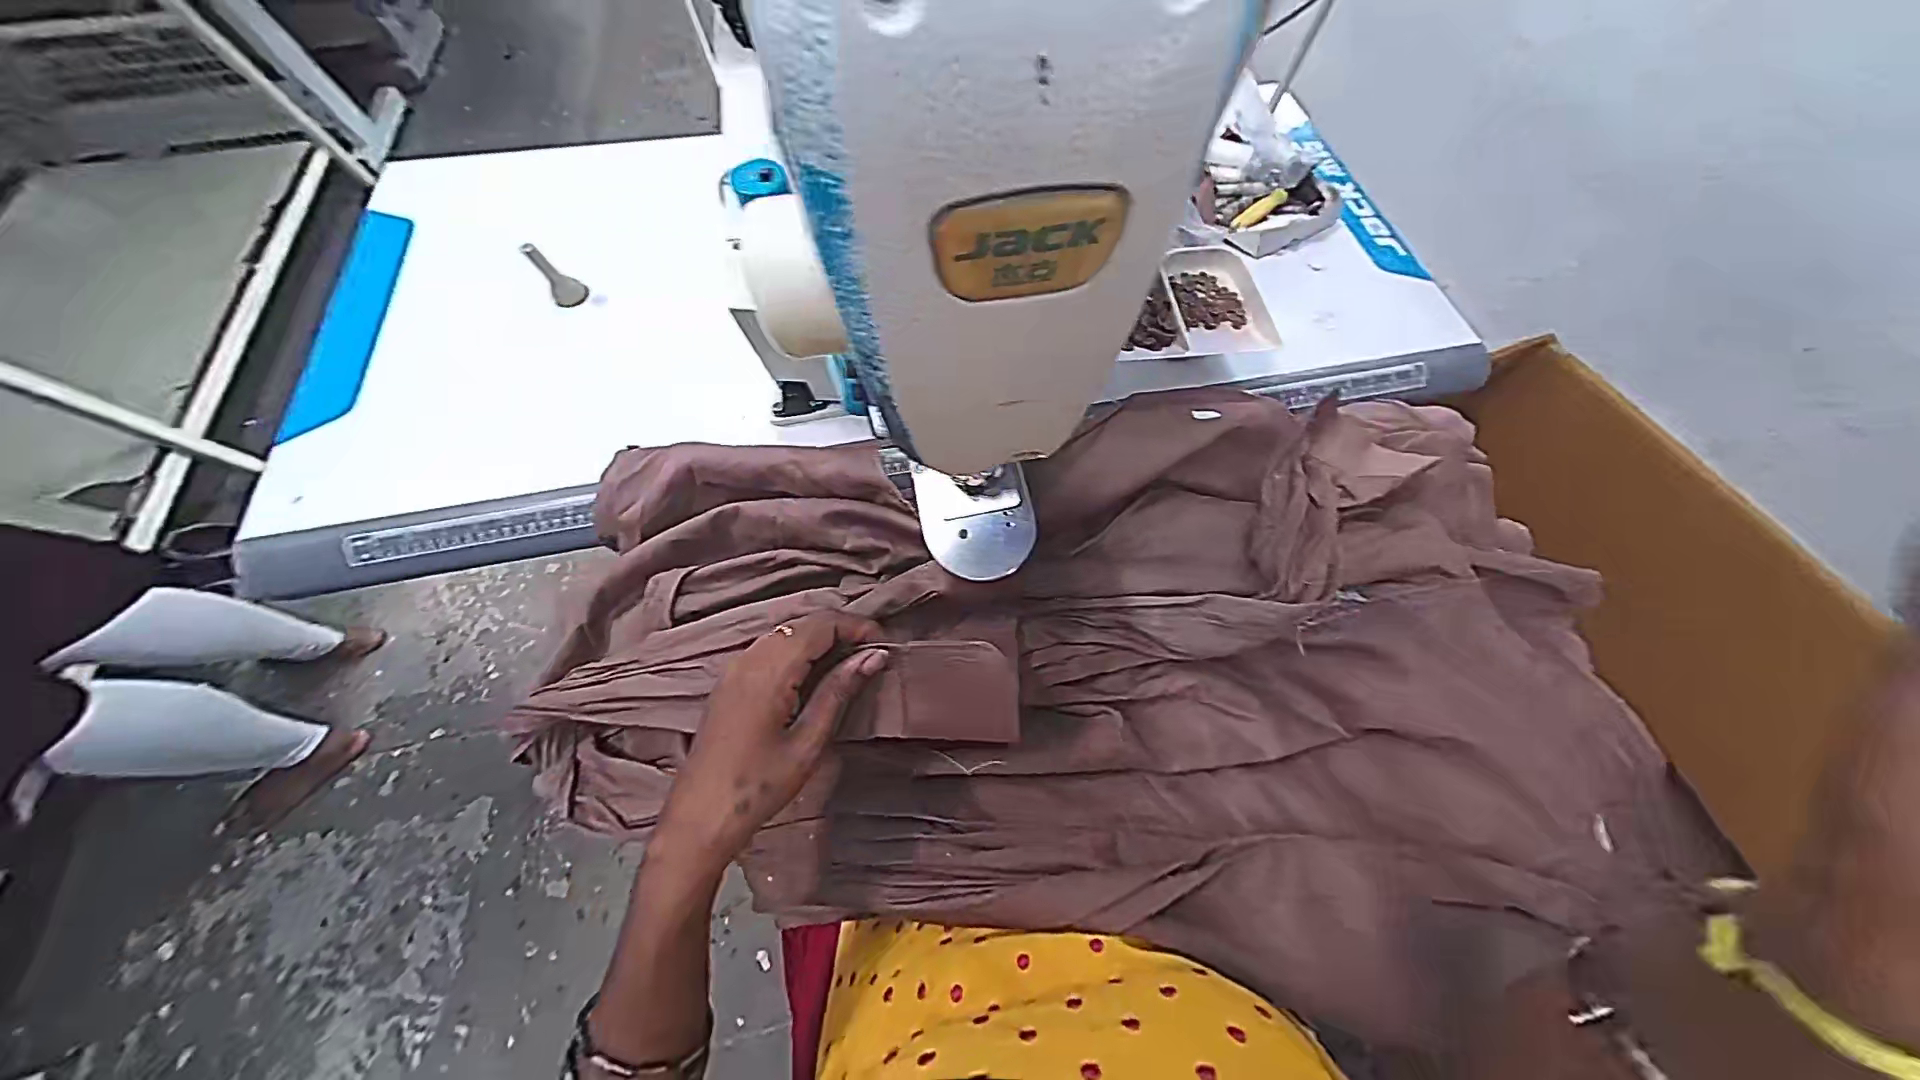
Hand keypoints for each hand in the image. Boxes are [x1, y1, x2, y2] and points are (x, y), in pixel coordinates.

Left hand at [652, 611, 885, 875]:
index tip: (883, 642)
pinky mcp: (729, 680)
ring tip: (850, 661)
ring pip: (785, 632)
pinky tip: (815, 672)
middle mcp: (749, 659)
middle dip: (840, 629)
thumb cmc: (758, 786)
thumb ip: (838, 691)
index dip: (855, 625)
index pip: (819, 624)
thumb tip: (873, 657)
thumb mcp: (808, 742)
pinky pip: (770, 647)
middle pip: (802, 624)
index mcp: (769, 671)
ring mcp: (735, 668)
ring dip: (819, 637)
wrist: (700, 816)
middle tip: (871, 652)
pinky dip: (798, 649)